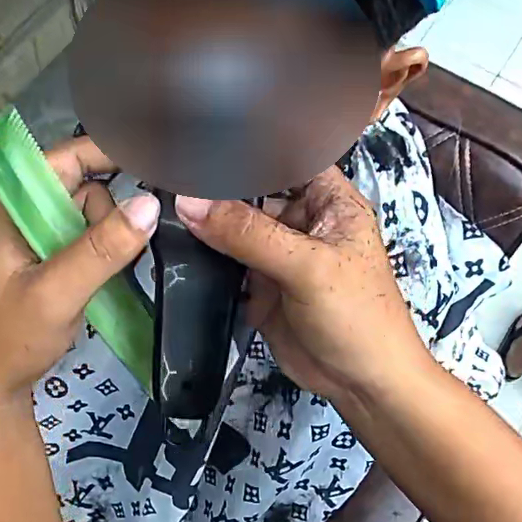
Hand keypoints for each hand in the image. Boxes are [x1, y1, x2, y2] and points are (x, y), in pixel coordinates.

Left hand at [0, 136, 158, 408]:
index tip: (158, 166)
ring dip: (107, 241)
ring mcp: (30, 236)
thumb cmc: (7, 340)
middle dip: (109, 216)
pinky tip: (102, 280)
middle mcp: (18, 210)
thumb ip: (101, 250)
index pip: (66, 157)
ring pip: (89, 217)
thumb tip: (149, 206)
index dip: (110, 156)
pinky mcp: (43, 260)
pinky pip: (85, 242)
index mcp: (8, 204)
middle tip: (111, 259)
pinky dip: (102, 256)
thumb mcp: (56, 294)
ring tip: (101, 279)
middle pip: (83, 187)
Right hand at [174, 165, 432, 404]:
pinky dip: (204, 260)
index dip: (247, 145)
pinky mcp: (260, 289)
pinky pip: (227, 266)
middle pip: (252, 194)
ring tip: (158, 203)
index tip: (198, 137)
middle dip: (215, 187)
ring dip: (205, 224)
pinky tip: (171, 245)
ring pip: (235, 230)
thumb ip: (249, 234)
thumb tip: (189, 203)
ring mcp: (278, 257)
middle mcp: (301, 222)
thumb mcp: (307, 267)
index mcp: (328, 201)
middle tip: (165, 172)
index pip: (283, 158)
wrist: (362, 384)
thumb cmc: (356, 315)